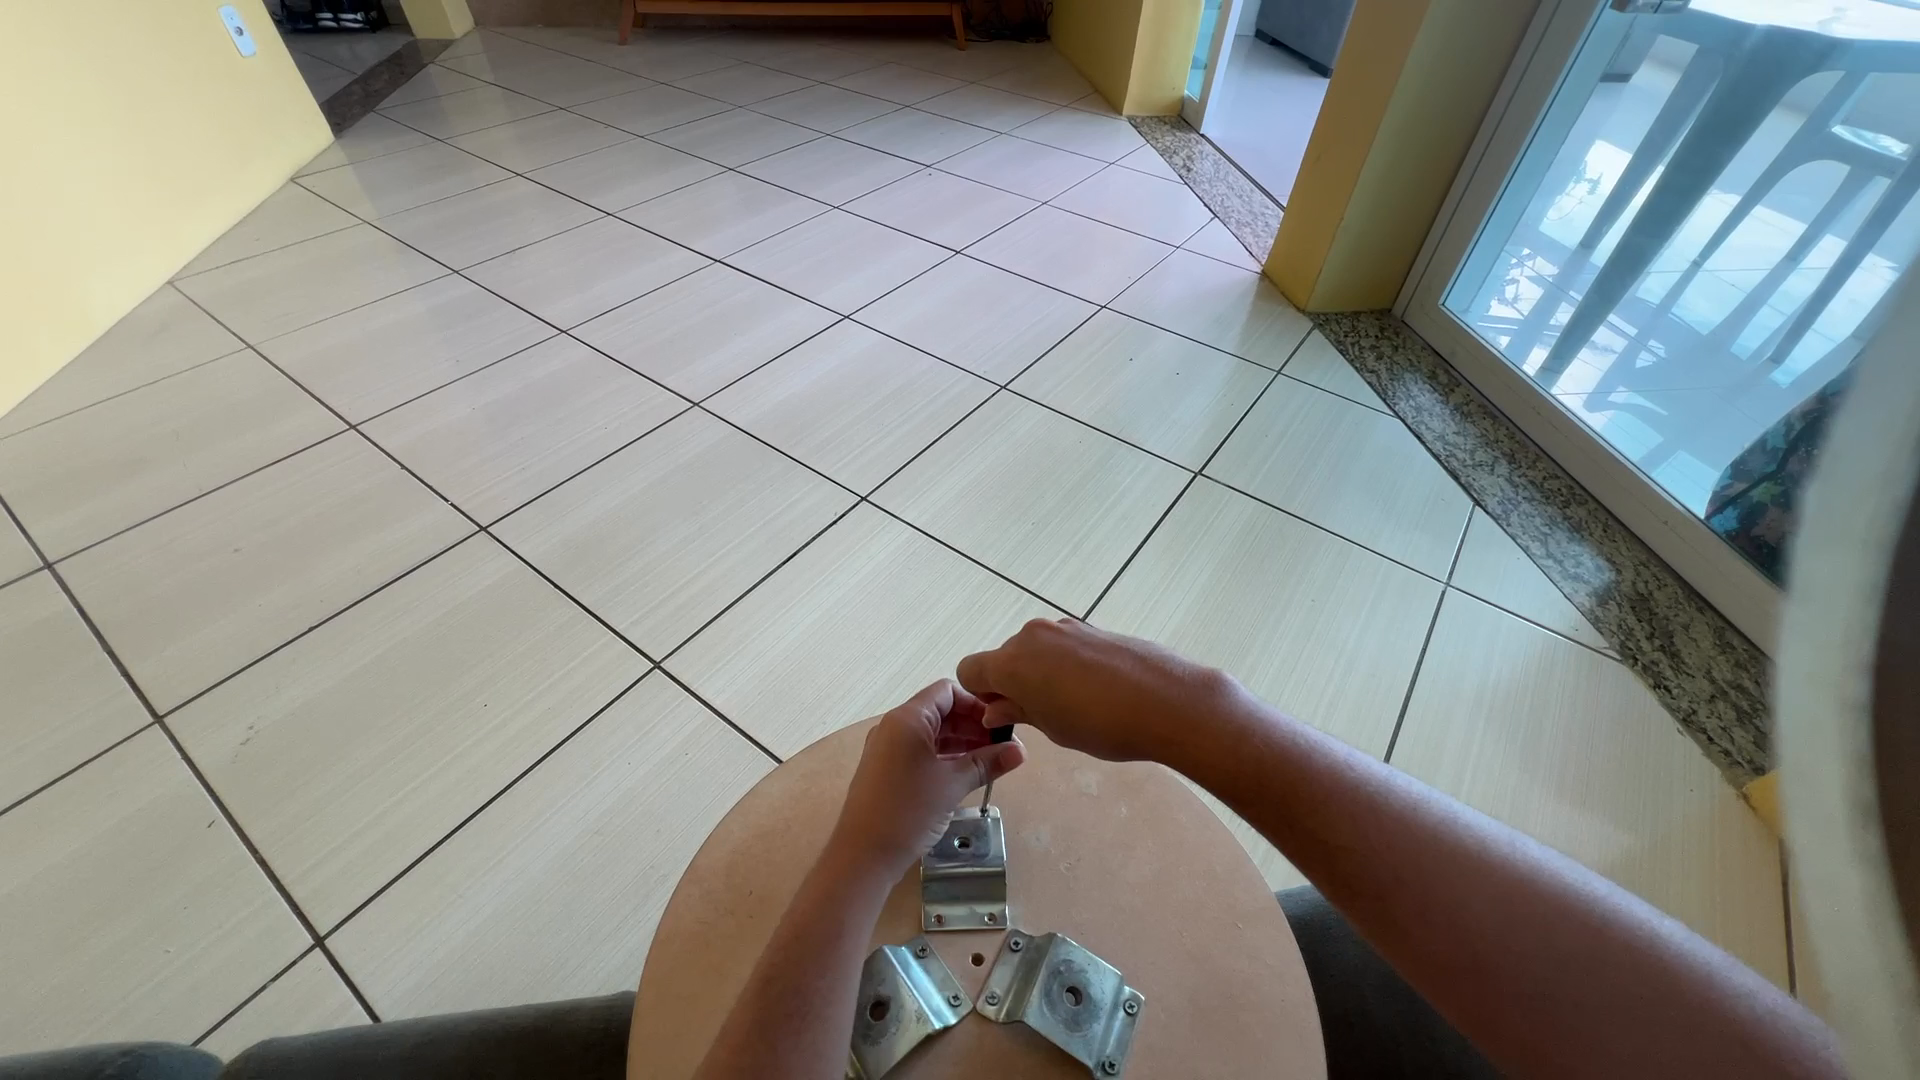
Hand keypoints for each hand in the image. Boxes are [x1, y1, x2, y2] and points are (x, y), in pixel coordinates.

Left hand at [831, 680, 1025, 876]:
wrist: (862, 855)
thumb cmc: (908, 810)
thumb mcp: (953, 784)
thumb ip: (987, 763)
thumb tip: (1021, 751)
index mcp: (907, 718)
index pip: (946, 691)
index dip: (976, 704)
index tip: (999, 724)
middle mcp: (894, 726)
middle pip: (939, 711)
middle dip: (971, 725)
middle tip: (1001, 745)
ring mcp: (886, 748)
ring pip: (930, 733)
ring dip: (959, 743)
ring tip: (989, 761)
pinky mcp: (884, 770)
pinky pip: (919, 751)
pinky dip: (943, 757)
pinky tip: (964, 773)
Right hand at [956, 618, 1243, 767]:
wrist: (1169, 701)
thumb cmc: (1102, 725)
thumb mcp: (1053, 728)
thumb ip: (1018, 711)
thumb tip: (994, 708)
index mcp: (1012, 662)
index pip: (969, 670)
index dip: (980, 695)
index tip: (1004, 715)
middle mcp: (1031, 635)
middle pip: (1003, 658)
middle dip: (1011, 684)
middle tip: (1041, 716)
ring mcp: (1064, 627)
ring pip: (1035, 650)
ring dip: (1040, 673)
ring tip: (1075, 704)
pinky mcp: (1091, 627)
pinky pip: (1062, 646)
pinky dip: (1066, 665)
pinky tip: (1096, 689)